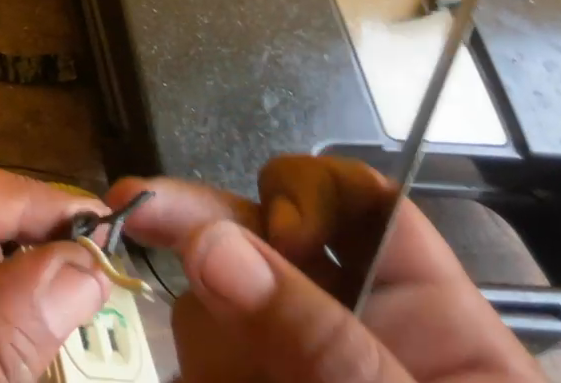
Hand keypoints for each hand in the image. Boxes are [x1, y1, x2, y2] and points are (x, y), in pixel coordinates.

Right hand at [109, 157, 543, 382]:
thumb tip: (212, 240)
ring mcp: (282, 353)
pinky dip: (173, 329)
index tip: (277, 230)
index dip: (314, 196)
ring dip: (185, 273)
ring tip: (158, 268)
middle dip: (202, 211)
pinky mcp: (232, 377)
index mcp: (426, 322)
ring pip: (217, 275)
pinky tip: (164, 328)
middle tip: (133, 204)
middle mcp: (345, 322)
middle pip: (268, 227)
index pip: (367, 211)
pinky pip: (194, 334)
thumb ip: (324, 342)